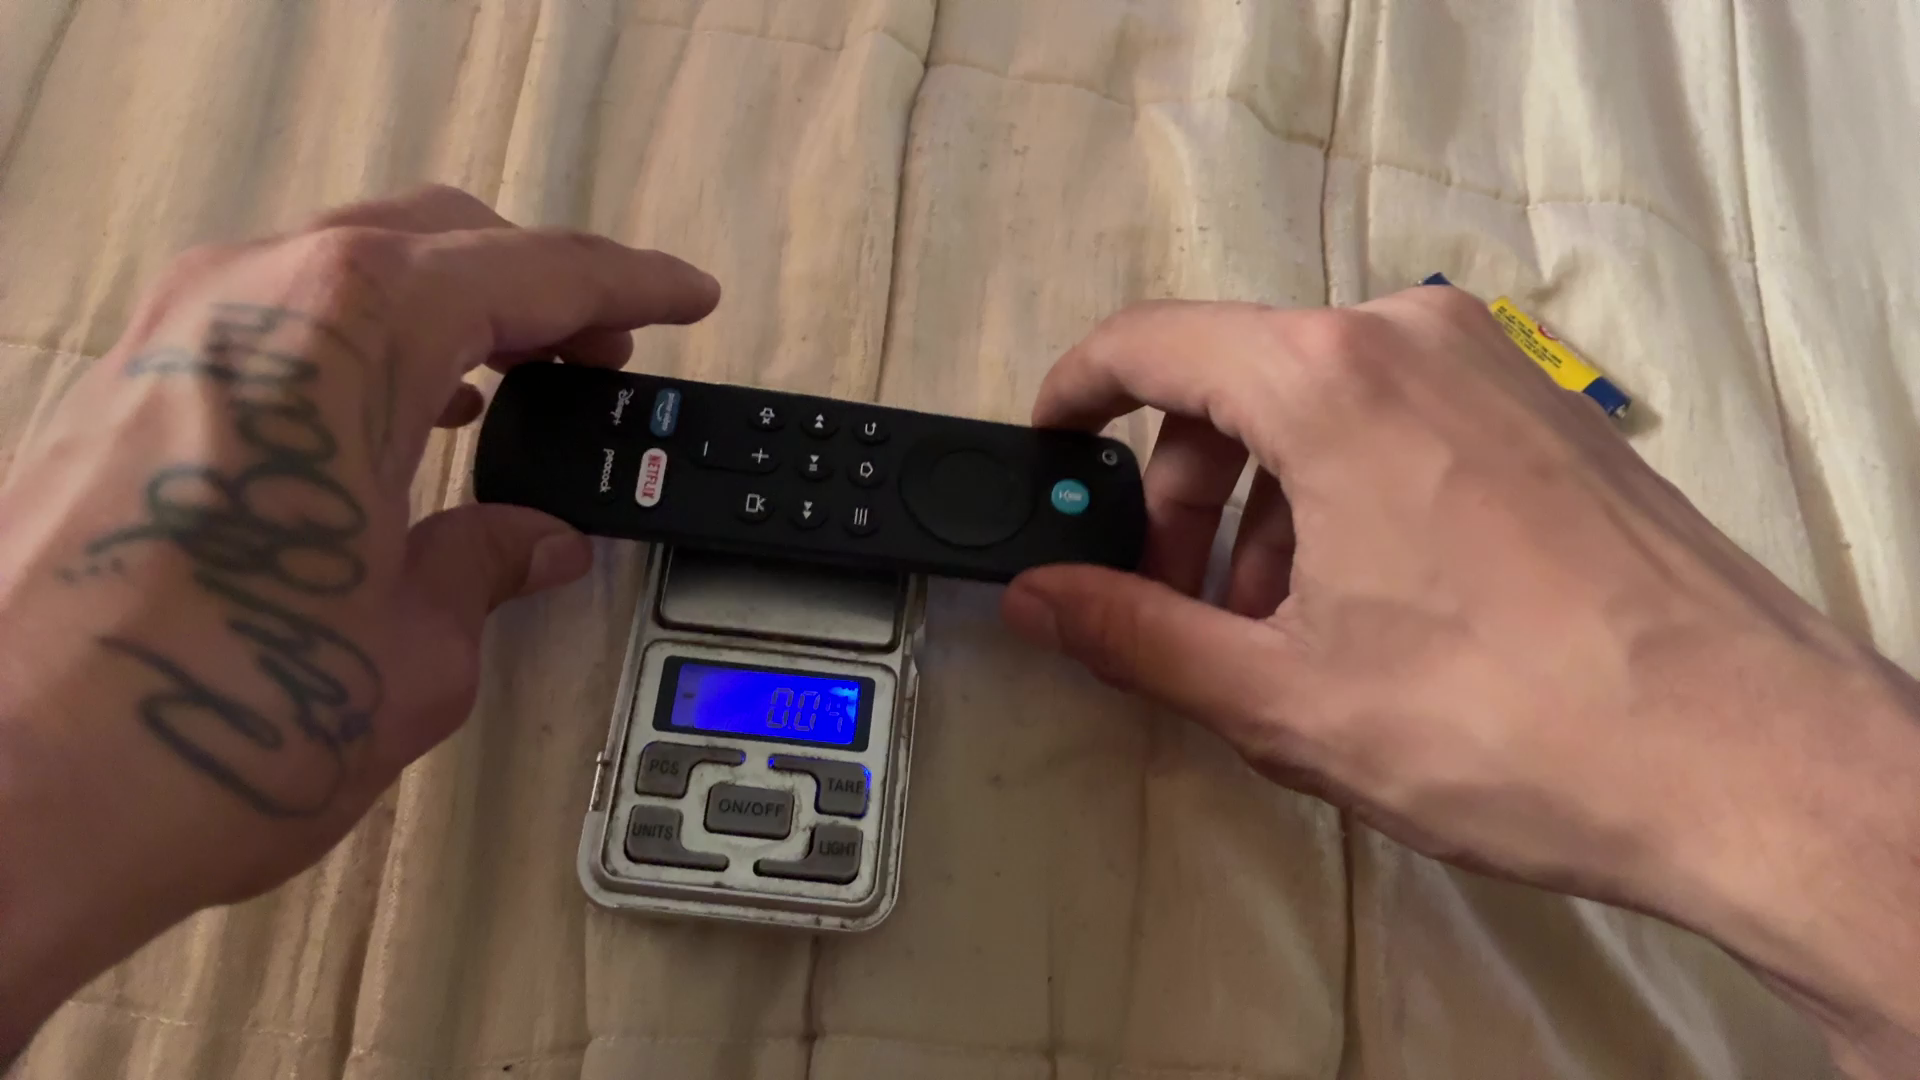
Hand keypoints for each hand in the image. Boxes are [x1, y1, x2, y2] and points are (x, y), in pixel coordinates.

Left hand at [0, 186, 717, 1051]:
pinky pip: (304, 316)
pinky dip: (396, 339)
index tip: (692, 297)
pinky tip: (434, 405)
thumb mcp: (415, 647)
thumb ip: (486, 566)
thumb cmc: (222, 716)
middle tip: (616, 349)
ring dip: (476, 306)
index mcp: (350, 338)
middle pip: (448, 240)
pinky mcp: (142, 387)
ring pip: (370, 262)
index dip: (632, 283)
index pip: (532, 274)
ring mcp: (182, 338)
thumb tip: (539, 545)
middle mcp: (255, 305)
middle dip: (553, 287)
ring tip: (543, 372)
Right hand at [1002, 287, 1919, 1073]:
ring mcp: (1480, 363)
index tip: (1047, 446)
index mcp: (1328, 380)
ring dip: (1245, 509)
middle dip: (1170, 495)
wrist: (1772, 778)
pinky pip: (1374, 423)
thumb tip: (1031, 598)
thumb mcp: (1275, 691)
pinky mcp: (1529, 406)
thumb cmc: (1500, 725)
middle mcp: (1403, 337)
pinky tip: (1341, 600)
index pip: (1148, 341)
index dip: (1075, 390)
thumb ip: (1130, 632)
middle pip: (1221, 389)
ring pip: (1296, 410)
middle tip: (1163, 595)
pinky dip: (1320, 497)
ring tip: (1258, 623)